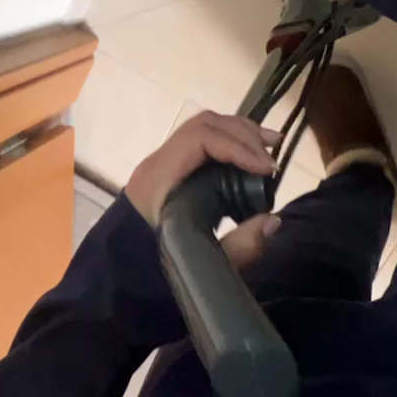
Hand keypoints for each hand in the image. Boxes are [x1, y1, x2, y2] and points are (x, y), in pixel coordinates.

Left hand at [125, 114, 281, 267]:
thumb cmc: (154, 267)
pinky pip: (203, 140)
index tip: (265, 168)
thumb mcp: (199, 263)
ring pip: (204, 127)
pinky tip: (252, 152)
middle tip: (272, 158)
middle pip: (204, 125)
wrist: (123, 271)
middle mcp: (158, 161)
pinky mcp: (173, 167)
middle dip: (243, 136)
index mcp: (157, 178)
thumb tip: (273, 220)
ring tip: (271, 146)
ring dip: (240, 133)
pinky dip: (231, 140)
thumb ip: (238, 247)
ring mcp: (164, 161)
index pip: (199, 138)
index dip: (237, 147)